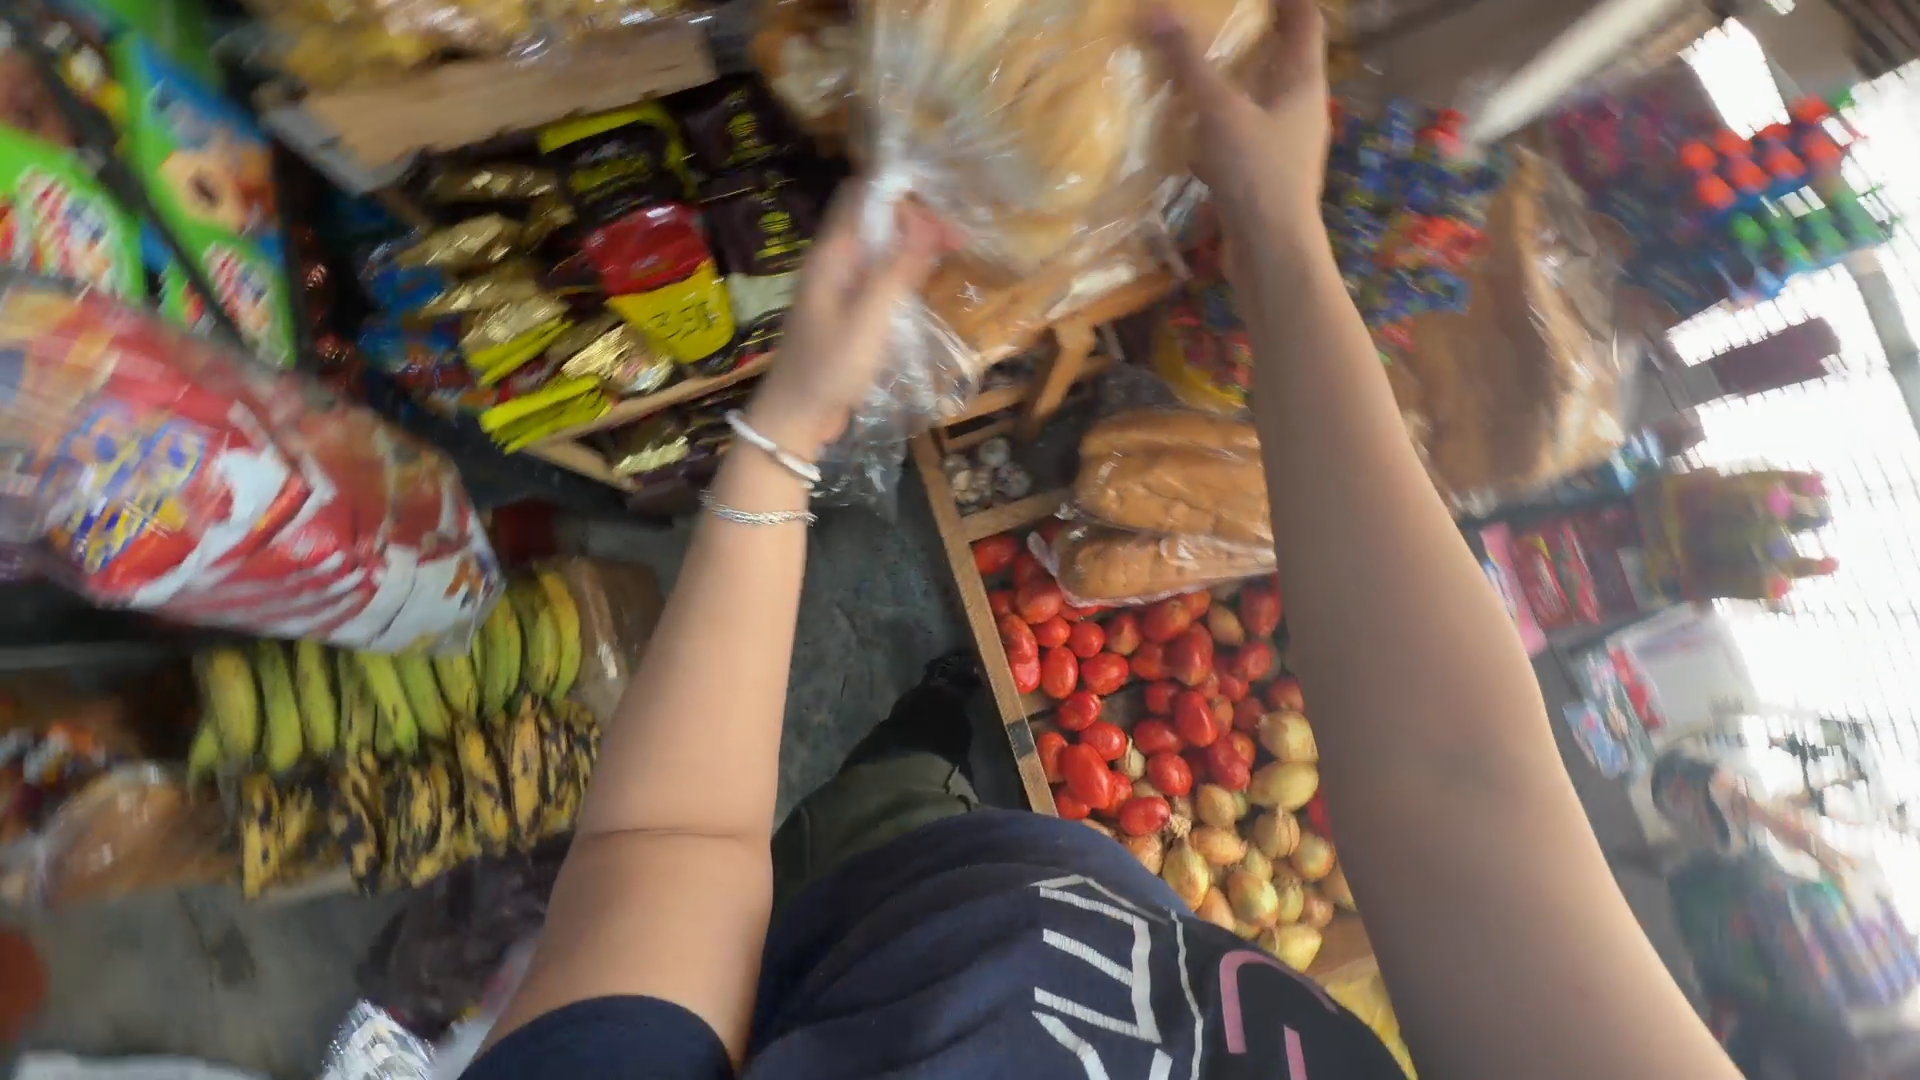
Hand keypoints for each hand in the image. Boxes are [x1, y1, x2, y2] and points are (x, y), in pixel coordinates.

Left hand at [745, 182, 946, 457]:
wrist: (796, 417)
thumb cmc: (829, 368)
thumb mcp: (868, 318)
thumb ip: (896, 270)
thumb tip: (925, 221)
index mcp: (832, 256)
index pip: (863, 197)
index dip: (902, 197)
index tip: (941, 218)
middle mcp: (833, 264)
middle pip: (874, 221)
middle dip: (915, 221)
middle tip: (957, 241)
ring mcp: (838, 290)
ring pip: (878, 251)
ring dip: (912, 248)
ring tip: (950, 255)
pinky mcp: (846, 314)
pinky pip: (877, 280)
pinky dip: (902, 275)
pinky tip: (924, 286)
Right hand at [1146, 0, 1329, 233]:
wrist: (1271, 253)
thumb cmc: (1257, 175)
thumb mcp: (1219, 112)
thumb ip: (1189, 65)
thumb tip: (1156, 13)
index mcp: (1304, 83)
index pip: (1305, 21)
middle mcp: (1301, 112)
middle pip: (1282, 64)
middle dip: (1254, 42)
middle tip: (1220, 24)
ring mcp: (1283, 150)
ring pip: (1258, 107)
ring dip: (1232, 92)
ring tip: (1198, 78)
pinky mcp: (1263, 182)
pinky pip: (1241, 145)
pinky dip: (1218, 136)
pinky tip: (1190, 143)